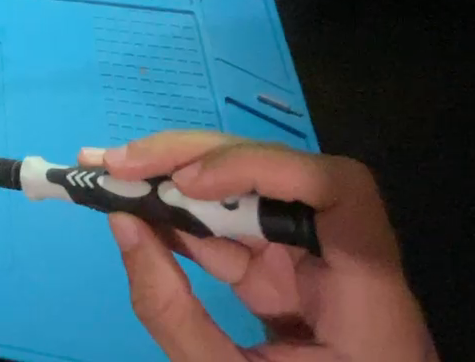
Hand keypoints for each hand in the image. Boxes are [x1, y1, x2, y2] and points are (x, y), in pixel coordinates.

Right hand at [82, 132, 437, 361]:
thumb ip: (174, 314)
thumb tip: (121, 222)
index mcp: (369, 304)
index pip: (337, 193)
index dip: (260, 167)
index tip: (185, 183)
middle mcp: (347, 267)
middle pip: (280, 175)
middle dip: (191, 160)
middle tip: (118, 163)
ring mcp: (313, 267)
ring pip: (245, 190)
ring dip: (171, 175)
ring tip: (105, 170)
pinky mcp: (280, 275)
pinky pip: (225, 225)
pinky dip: (172, 211)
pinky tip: (128, 203)